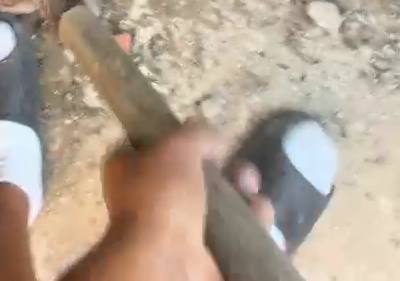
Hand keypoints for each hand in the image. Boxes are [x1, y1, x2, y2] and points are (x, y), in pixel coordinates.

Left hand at [82, 124, 276, 280]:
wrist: (167, 266)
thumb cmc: (161, 196)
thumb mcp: (176, 146)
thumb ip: (196, 134)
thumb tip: (214, 136)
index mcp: (130, 170)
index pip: (161, 149)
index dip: (189, 144)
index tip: (214, 144)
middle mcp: (153, 202)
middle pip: (201, 181)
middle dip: (231, 175)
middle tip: (246, 176)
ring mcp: (182, 236)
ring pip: (224, 212)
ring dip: (248, 204)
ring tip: (259, 204)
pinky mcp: (209, 264)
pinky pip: (240, 244)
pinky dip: (257, 236)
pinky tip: (269, 230)